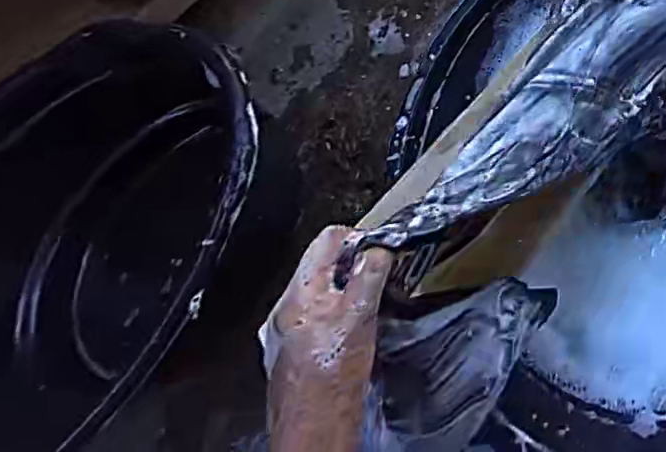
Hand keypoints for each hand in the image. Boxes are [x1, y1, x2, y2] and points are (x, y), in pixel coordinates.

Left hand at [267, 227, 393, 451]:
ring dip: (346, 285)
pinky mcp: (290, 345)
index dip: (358, 238)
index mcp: (299, 293)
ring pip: (320, 285)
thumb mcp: (363, 313)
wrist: (314, 427)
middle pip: (322, 261)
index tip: (378, 252)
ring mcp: (284, 328)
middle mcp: (284, 307)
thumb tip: (381, 244)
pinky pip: (315, 308)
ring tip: (368, 299)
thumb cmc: (335, 374)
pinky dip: (336, 306)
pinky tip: (352, 323)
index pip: (327, 238)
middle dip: (353, 263)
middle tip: (377, 274)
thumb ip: (371, 272)